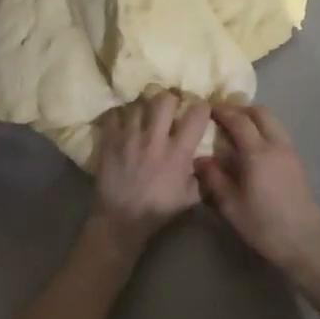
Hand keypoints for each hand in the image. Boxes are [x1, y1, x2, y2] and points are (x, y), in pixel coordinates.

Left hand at [89, 91, 211, 253]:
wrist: (121, 219)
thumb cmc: (158, 210)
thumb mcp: (190, 197)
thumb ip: (203, 175)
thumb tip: (209, 157)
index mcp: (178, 152)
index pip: (196, 114)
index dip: (201, 107)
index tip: (200, 110)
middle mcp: (155, 139)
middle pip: (164, 99)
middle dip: (170, 99)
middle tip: (170, 108)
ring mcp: (129, 137)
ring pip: (138, 104)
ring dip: (144, 107)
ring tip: (145, 114)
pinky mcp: (110, 140)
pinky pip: (114, 115)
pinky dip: (120, 115)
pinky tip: (124, 122)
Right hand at [195, 104, 319, 277]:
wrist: (306, 243)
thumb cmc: (265, 226)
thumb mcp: (231, 206)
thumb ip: (214, 179)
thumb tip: (199, 160)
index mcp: (258, 154)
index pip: (238, 120)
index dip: (221, 111)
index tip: (206, 109)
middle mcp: (277, 145)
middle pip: (260, 112)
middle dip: (239, 109)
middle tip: (221, 116)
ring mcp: (291, 152)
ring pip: (272, 121)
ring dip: (253, 118)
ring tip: (235, 130)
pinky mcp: (297, 162)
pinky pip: (278, 133)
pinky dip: (263, 129)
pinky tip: (251, 147)